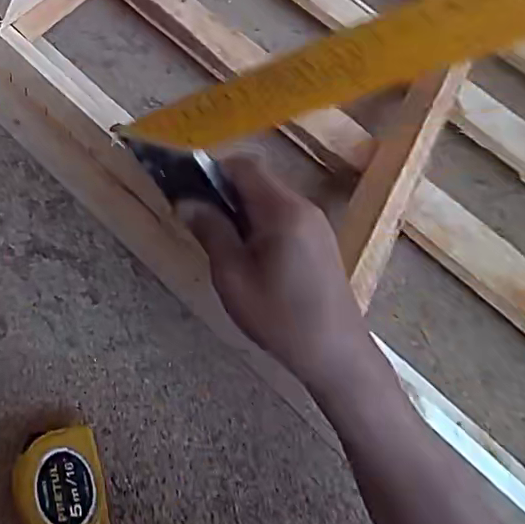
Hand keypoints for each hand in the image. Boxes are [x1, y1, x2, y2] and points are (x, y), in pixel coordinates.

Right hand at [178, 156, 372, 390]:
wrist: (338, 358)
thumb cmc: (281, 318)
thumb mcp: (233, 276)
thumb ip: (210, 231)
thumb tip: (186, 201)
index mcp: (282, 210)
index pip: (243, 165)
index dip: (212, 170)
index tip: (189, 191)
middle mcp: (303, 207)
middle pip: (257, 179)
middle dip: (224, 192)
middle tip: (199, 219)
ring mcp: (315, 224)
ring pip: (268, 198)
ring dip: (240, 209)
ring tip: (220, 240)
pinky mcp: (320, 241)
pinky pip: (282, 215)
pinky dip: (259, 222)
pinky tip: (248, 254)